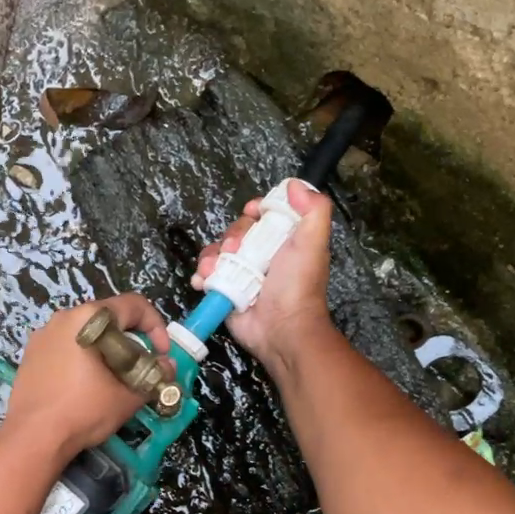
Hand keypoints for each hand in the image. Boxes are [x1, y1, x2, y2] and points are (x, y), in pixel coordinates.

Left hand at [3, 294, 170, 457]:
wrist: (33, 437)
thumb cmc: (83, 411)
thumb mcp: (127, 396)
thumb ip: (154, 375)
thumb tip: (168, 365)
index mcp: (89, 318)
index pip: (133, 305)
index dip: (156, 326)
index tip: (161, 354)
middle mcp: (63, 317)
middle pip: (108, 318)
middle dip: (131, 340)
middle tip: (140, 368)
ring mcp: (43, 334)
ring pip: (86, 332)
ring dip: (107, 349)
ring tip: (114, 378)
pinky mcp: (31, 353)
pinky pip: (66, 345)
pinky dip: (83, 357)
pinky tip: (85, 384)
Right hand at [191, 179, 336, 366]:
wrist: (281, 329)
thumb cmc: (298, 286)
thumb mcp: (313, 243)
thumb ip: (313, 210)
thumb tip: (294, 184)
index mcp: (284, 240)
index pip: (264, 215)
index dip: (255, 210)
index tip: (251, 213)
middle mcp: (262, 254)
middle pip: (237, 231)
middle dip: (231, 237)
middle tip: (233, 251)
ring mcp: (242, 273)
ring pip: (218, 251)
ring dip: (210, 256)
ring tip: (212, 271)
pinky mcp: (225, 291)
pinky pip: (207, 275)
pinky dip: (201, 275)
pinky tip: (202, 282)